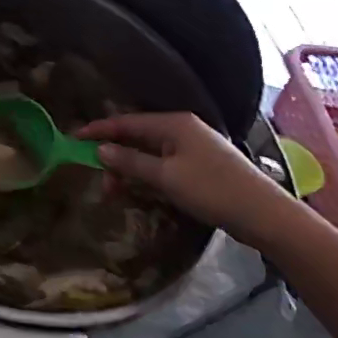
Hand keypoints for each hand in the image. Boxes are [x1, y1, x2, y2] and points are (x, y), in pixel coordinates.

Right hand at [76, 112, 296, 249]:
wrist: (265, 215)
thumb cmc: (212, 190)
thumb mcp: (165, 176)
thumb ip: (129, 161)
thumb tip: (99, 149)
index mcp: (173, 124)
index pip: (125, 122)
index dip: (98, 130)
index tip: (73, 138)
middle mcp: (182, 129)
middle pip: (136, 136)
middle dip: (113, 155)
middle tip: (96, 176)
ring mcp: (193, 147)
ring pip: (148, 152)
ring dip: (128, 169)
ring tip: (115, 191)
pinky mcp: (200, 165)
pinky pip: (162, 163)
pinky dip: (146, 175)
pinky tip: (139, 190)